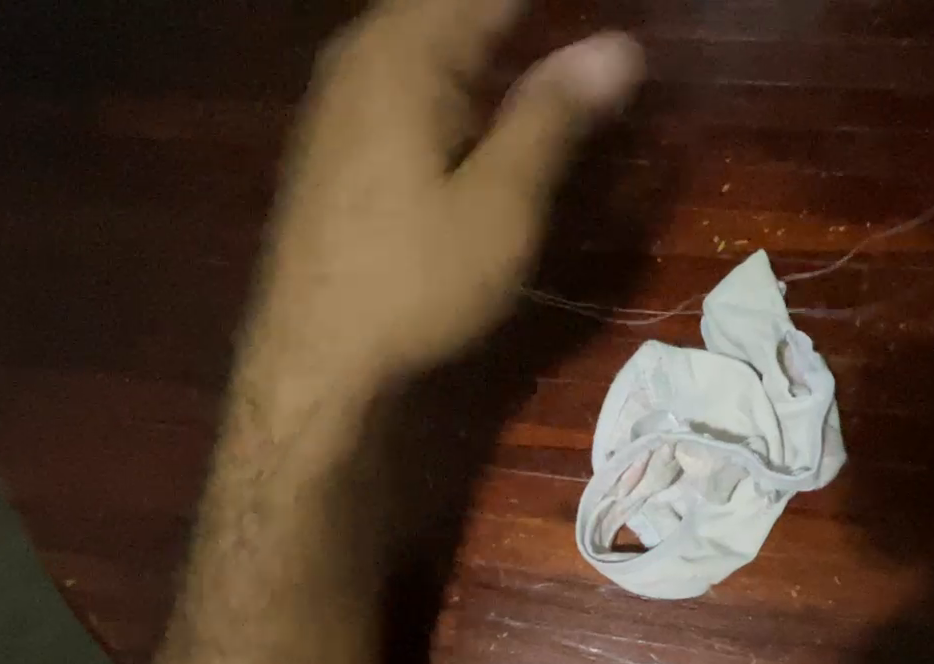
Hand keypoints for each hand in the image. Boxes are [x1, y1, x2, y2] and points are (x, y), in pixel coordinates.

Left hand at [252, 0, 642, 387]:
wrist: (316, 357)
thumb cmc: (416, 282)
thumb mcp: (501, 206)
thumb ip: (552, 118)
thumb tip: (617, 47)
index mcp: (407, 54)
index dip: (547, 8)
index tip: (603, 23)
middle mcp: (361, 58)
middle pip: (448, 8)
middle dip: (508, 18)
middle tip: (570, 45)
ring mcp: (336, 103)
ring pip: (420, 45)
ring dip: (479, 47)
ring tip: (529, 57)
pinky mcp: (332, 149)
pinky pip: (398, 84)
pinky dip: (446, 84)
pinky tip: (468, 116)